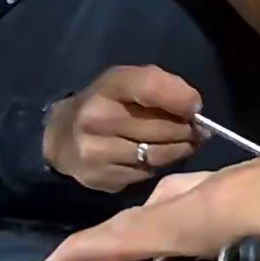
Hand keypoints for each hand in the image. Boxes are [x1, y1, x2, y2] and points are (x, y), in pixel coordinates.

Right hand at [37, 110, 259, 260]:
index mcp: (211, 211)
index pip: (130, 233)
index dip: (84, 252)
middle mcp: (214, 189)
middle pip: (147, 216)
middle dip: (114, 248)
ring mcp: (238, 180)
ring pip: (176, 207)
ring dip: (155, 238)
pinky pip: (203, 206)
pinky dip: (187, 231)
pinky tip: (218, 259)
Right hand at [43, 65, 201, 191]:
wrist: (62, 135)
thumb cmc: (109, 101)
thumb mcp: (130, 81)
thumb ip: (163, 87)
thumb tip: (194, 108)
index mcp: (110, 85)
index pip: (150, 88)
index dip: (181, 99)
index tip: (196, 108)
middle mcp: (97, 117)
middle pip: (161, 128)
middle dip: (187, 130)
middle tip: (197, 129)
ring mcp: (95, 151)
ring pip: (157, 156)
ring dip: (179, 150)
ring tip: (185, 143)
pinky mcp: (99, 178)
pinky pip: (145, 174)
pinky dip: (157, 166)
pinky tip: (156, 157)